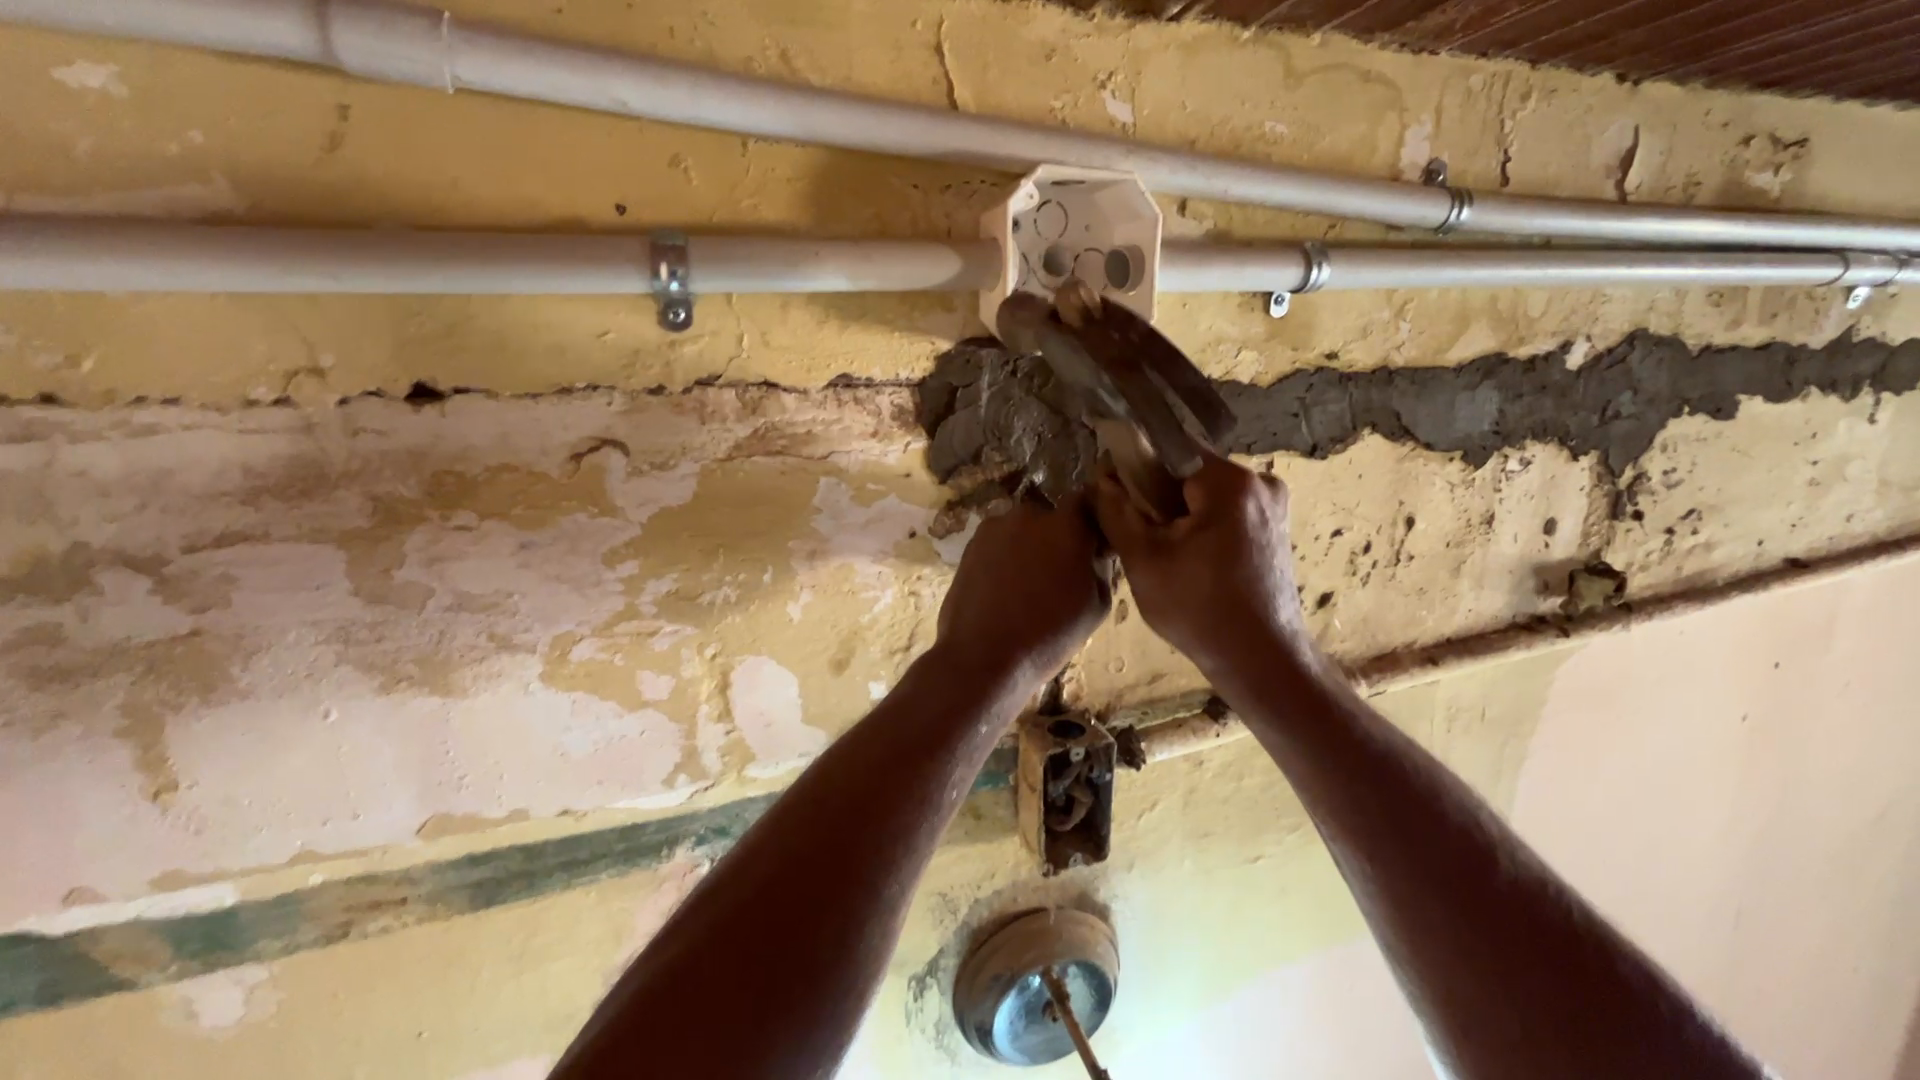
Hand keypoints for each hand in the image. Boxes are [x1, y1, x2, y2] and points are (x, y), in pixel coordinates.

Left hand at [937, 494, 1111, 686]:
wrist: (984, 657)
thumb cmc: (1050, 635)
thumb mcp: (1097, 605)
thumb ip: (1102, 567)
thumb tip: (1097, 553)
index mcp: (1065, 525)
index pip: (1086, 501)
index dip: (1091, 521)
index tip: (1094, 546)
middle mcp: (1027, 515)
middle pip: (1050, 517)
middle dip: (1057, 537)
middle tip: (1059, 572)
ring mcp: (993, 528)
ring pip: (1021, 531)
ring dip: (1028, 547)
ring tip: (1027, 585)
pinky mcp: (969, 545)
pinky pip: (998, 544)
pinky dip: (1004, 558)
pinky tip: (1004, 589)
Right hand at [1091, 452, 1315, 677]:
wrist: (1260, 658)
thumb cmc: (1198, 609)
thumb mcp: (1143, 559)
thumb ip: (1116, 511)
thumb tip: (1101, 480)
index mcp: (1231, 481)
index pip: (1169, 449)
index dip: (1133, 466)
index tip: (1110, 493)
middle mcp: (1261, 481)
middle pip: (1189, 471)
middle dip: (1156, 493)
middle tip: (1130, 528)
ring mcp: (1273, 505)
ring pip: (1206, 493)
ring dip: (1177, 511)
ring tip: (1156, 547)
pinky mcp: (1274, 528)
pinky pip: (1226, 510)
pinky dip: (1201, 524)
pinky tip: (1184, 556)